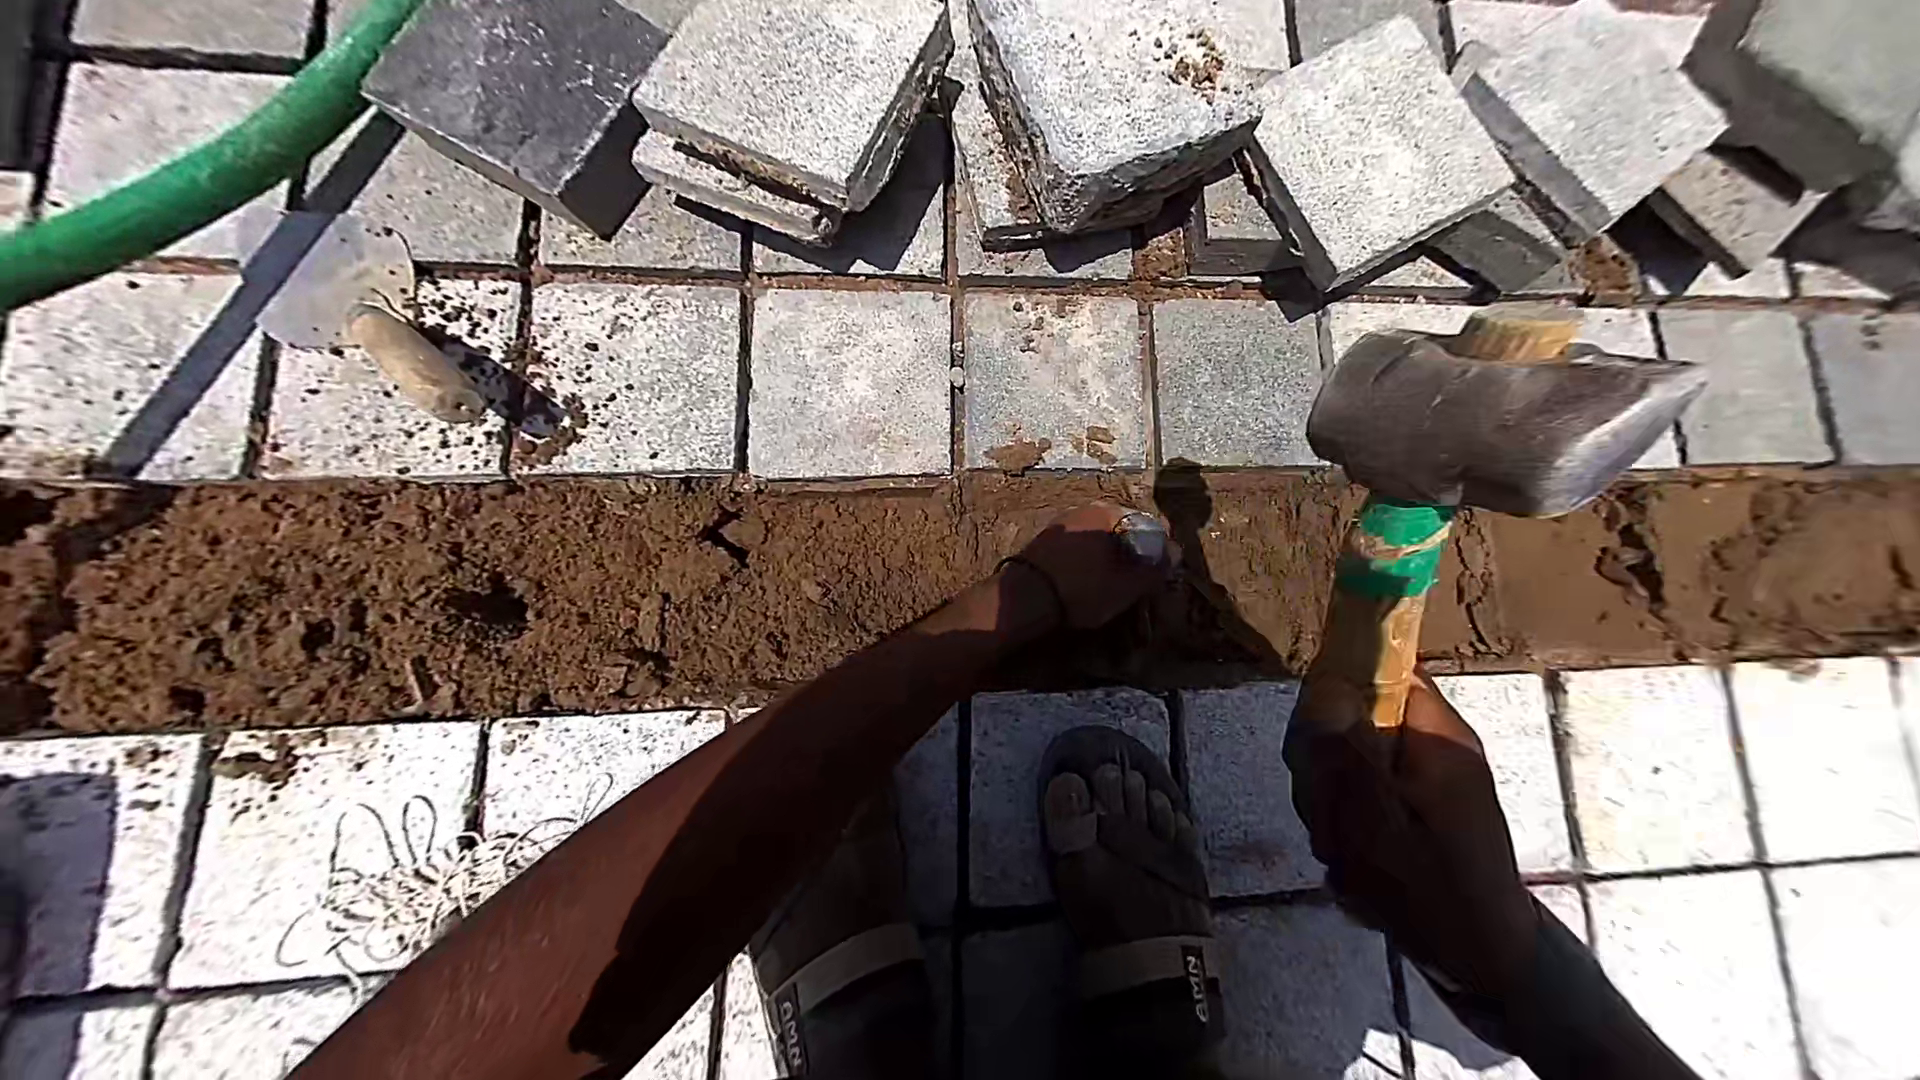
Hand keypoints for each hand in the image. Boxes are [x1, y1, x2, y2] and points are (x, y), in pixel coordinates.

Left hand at [1008, 503, 1178, 629]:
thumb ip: (1155, 568)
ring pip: (1099, 538)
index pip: (1148, 525)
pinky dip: (1088, 560)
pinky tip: (1088, 581)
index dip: (1158, 550)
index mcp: (1108, 513)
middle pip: (1123, 529)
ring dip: (1110, 557)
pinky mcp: (1046, 539)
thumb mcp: (1126, 586)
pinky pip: (1079, 546)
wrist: (1023, 598)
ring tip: (1113, 585)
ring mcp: (1063, 522)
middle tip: (1138, 581)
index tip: (1159, 573)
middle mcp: (1085, 509)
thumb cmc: (1081, 590)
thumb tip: (1174, 552)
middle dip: (1133, 553)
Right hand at [1284, 668, 1538, 1002]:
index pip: (1380, 666)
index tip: (1311, 734)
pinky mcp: (1410, 795)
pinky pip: (1356, 779)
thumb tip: (1323, 684)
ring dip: (1326, 791)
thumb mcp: (1378, 825)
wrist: (1486, 963)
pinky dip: (1340, 810)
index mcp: (1435, 735)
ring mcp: (1420, 769)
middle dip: (1321, 757)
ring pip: (1343, 748)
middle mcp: (1430, 741)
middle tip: (1325, 811)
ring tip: (1337, 842)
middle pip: (1349, 710)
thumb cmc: (1435, 892)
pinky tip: (1345, 849)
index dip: (1334, 684)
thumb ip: (1347, 754)